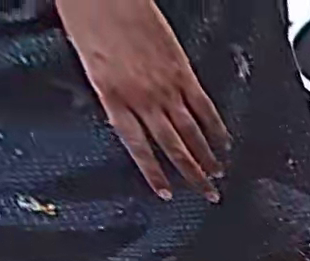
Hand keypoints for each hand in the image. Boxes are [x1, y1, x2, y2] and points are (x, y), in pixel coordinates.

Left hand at [57, 0, 230, 201]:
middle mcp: (142, 97)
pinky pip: (205, 109)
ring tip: (218, 173)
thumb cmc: (85, 10)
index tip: (165, 193)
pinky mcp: (183, 73)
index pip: (138, 146)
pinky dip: (217, 129)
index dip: (153, 172)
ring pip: (192, 134)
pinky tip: (224, 142)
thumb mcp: (85, 55)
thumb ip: (108, 88)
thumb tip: (126, 111)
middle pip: (173, 148)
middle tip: (207, 194)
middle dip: (192, 175)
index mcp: (112, 94)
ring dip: (208, 158)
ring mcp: (166, 87)